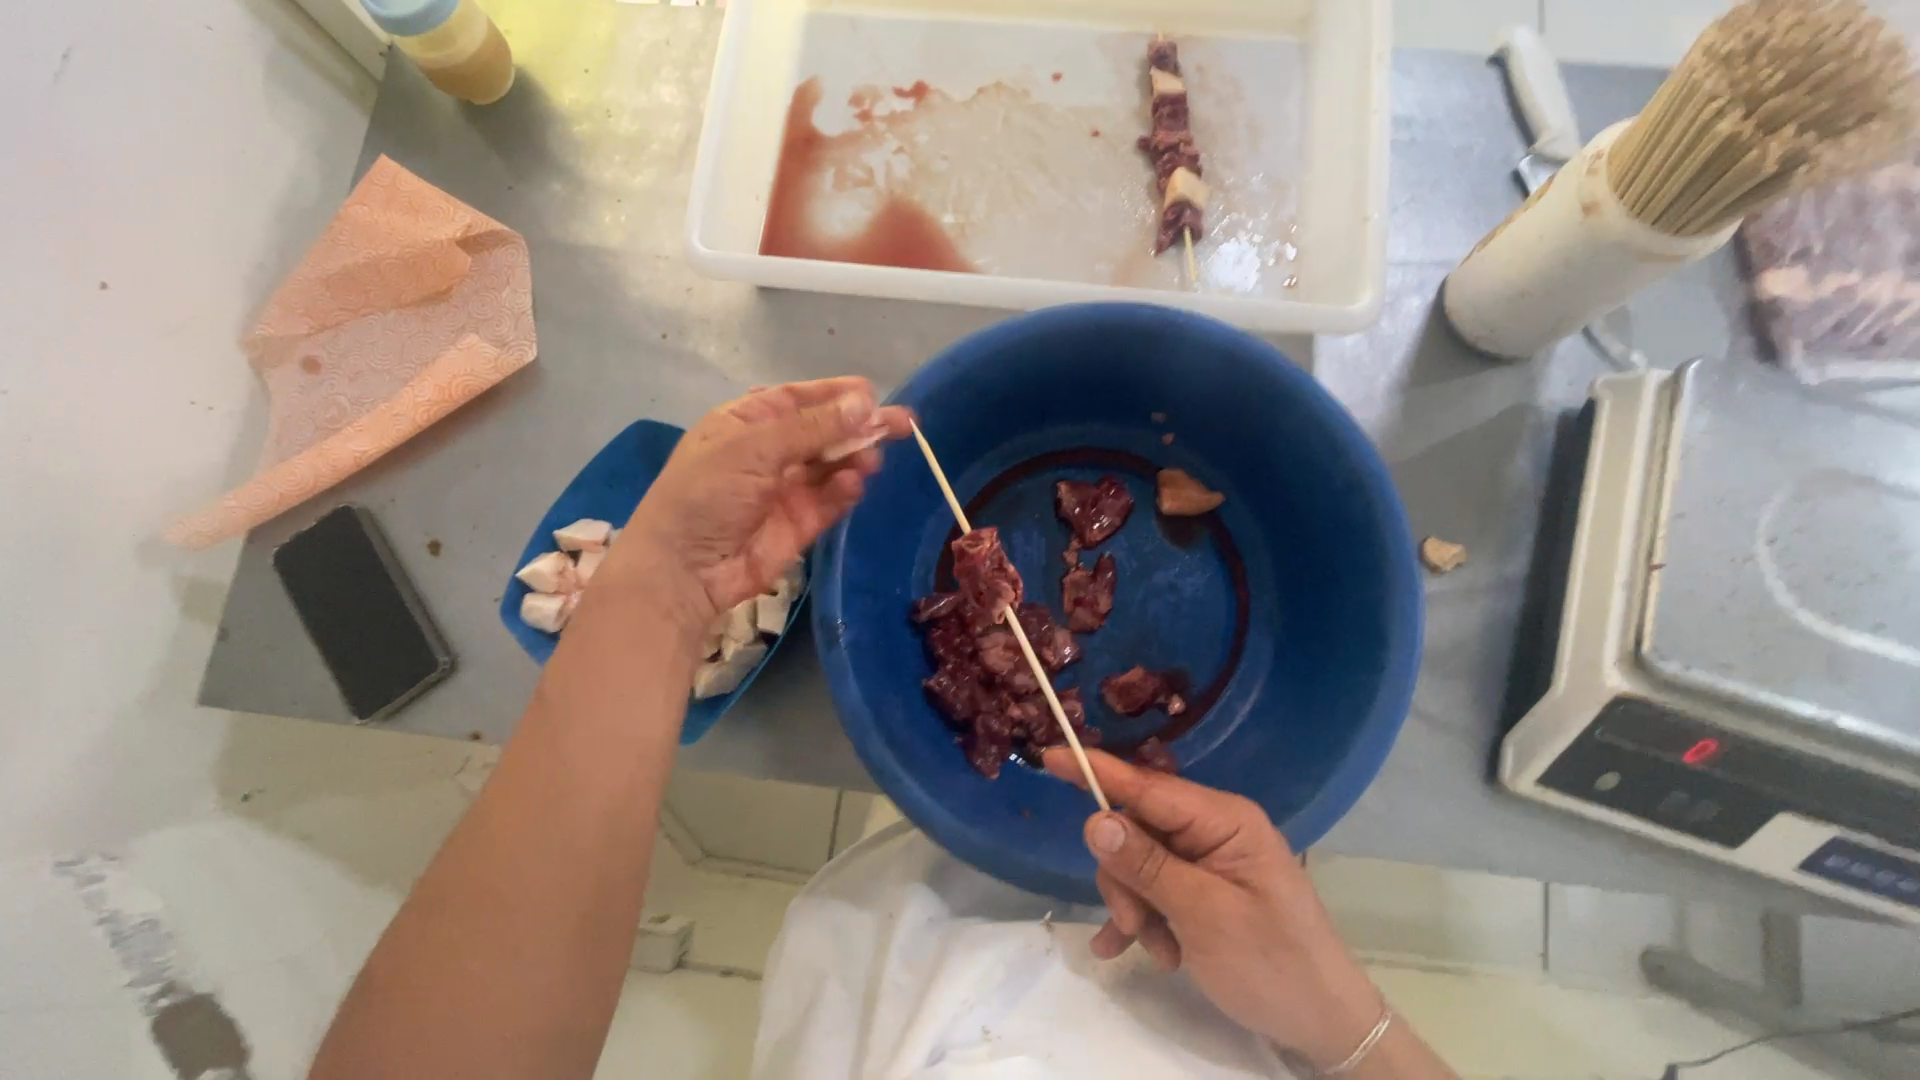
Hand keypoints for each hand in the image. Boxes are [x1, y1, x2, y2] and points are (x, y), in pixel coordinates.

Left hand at [607, 377, 912, 644]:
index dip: (836, 394)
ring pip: (833, 465)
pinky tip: (856, 482)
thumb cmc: (706, 493)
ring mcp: (787, 488)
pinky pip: (831, 499)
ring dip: (855, 458)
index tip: (874, 393)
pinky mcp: (801, 523)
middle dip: (860, 426)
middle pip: (825, 431)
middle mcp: (770, 451)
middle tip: (904, 424)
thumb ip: (813, 427)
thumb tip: (865, 403)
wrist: (684, 568)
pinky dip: (846, 489)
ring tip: (871, 460)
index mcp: (747, 422)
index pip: (799, 398)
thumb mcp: (754, 448)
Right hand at [1043, 748, 1385, 1069]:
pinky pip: (1153, 889)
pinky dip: (1142, 919)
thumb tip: (1094, 819)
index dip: (1095, 770)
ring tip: (1157, 949)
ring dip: (1134, 907)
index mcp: (1222, 819)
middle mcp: (1212, 830)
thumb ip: (1147, 865)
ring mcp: (1208, 860)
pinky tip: (1137, 951)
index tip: (1049, 756)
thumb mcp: (1204, 915)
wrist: (1327, 1025)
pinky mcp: (1203, 889)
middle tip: (1131, 923)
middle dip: (1123, 876)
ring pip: (1138, 863)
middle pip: (1135, 830)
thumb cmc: (1273, 964)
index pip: (1146, 785)